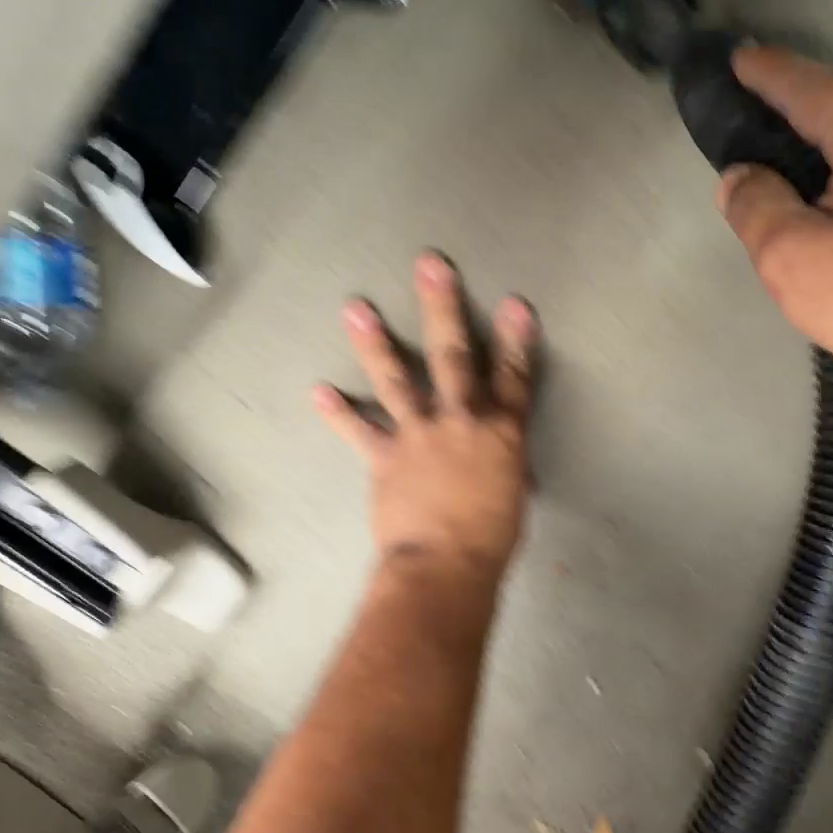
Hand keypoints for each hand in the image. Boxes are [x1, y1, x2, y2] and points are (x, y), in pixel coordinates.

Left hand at [314, 252, 535, 579]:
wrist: (446, 567)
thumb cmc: (491, 540)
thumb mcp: (513, 498)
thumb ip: (504, 468)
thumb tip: (498, 463)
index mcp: (502, 434)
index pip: (515, 379)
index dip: (516, 340)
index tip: (515, 304)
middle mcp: (461, 422)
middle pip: (454, 356)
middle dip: (443, 309)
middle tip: (430, 266)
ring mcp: (418, 435)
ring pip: (397, 380)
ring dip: (375, 343)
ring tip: (356, 308)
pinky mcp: (384, 458)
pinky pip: (358, 431)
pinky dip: (336, 413)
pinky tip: (317, 392)